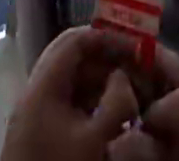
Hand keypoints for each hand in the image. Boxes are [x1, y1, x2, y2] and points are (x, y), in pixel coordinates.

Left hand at [1, 27, 142, 160]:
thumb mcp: (94, 141)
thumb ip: (114, 102)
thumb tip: (123, 75)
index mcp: (44, 83)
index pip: (74, 40)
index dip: (106, 37)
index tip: (136, 47)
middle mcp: (39, 90)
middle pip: (74, 59)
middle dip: (108, 60)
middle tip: (139, 70)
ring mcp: (40, 113)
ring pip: (75, 82)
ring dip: (103, 84)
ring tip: (135, 96)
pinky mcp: (44, 134)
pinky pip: (72, 105)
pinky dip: (95, 105)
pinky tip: (119, 121)